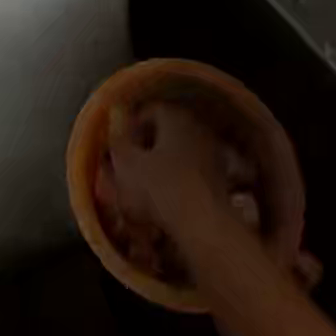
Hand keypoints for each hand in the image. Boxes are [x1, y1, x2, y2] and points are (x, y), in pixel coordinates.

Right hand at [105, 102, 251, 246]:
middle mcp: (196, 126)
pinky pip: (193, 172)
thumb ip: (117, 145)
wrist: (203, 225)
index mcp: (174, 116)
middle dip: (148, 144)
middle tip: (131, 162)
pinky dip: (179, 180)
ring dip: (164, 163)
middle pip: (167, 130)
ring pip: (180, 152)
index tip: (120, 143)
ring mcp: (212, 152)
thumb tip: (114, 134)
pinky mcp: (221, 178)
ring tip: (146, 184)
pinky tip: (166, 198)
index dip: (132, 125)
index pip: (150, 110)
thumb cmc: (159, 187)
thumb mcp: (126, 165)